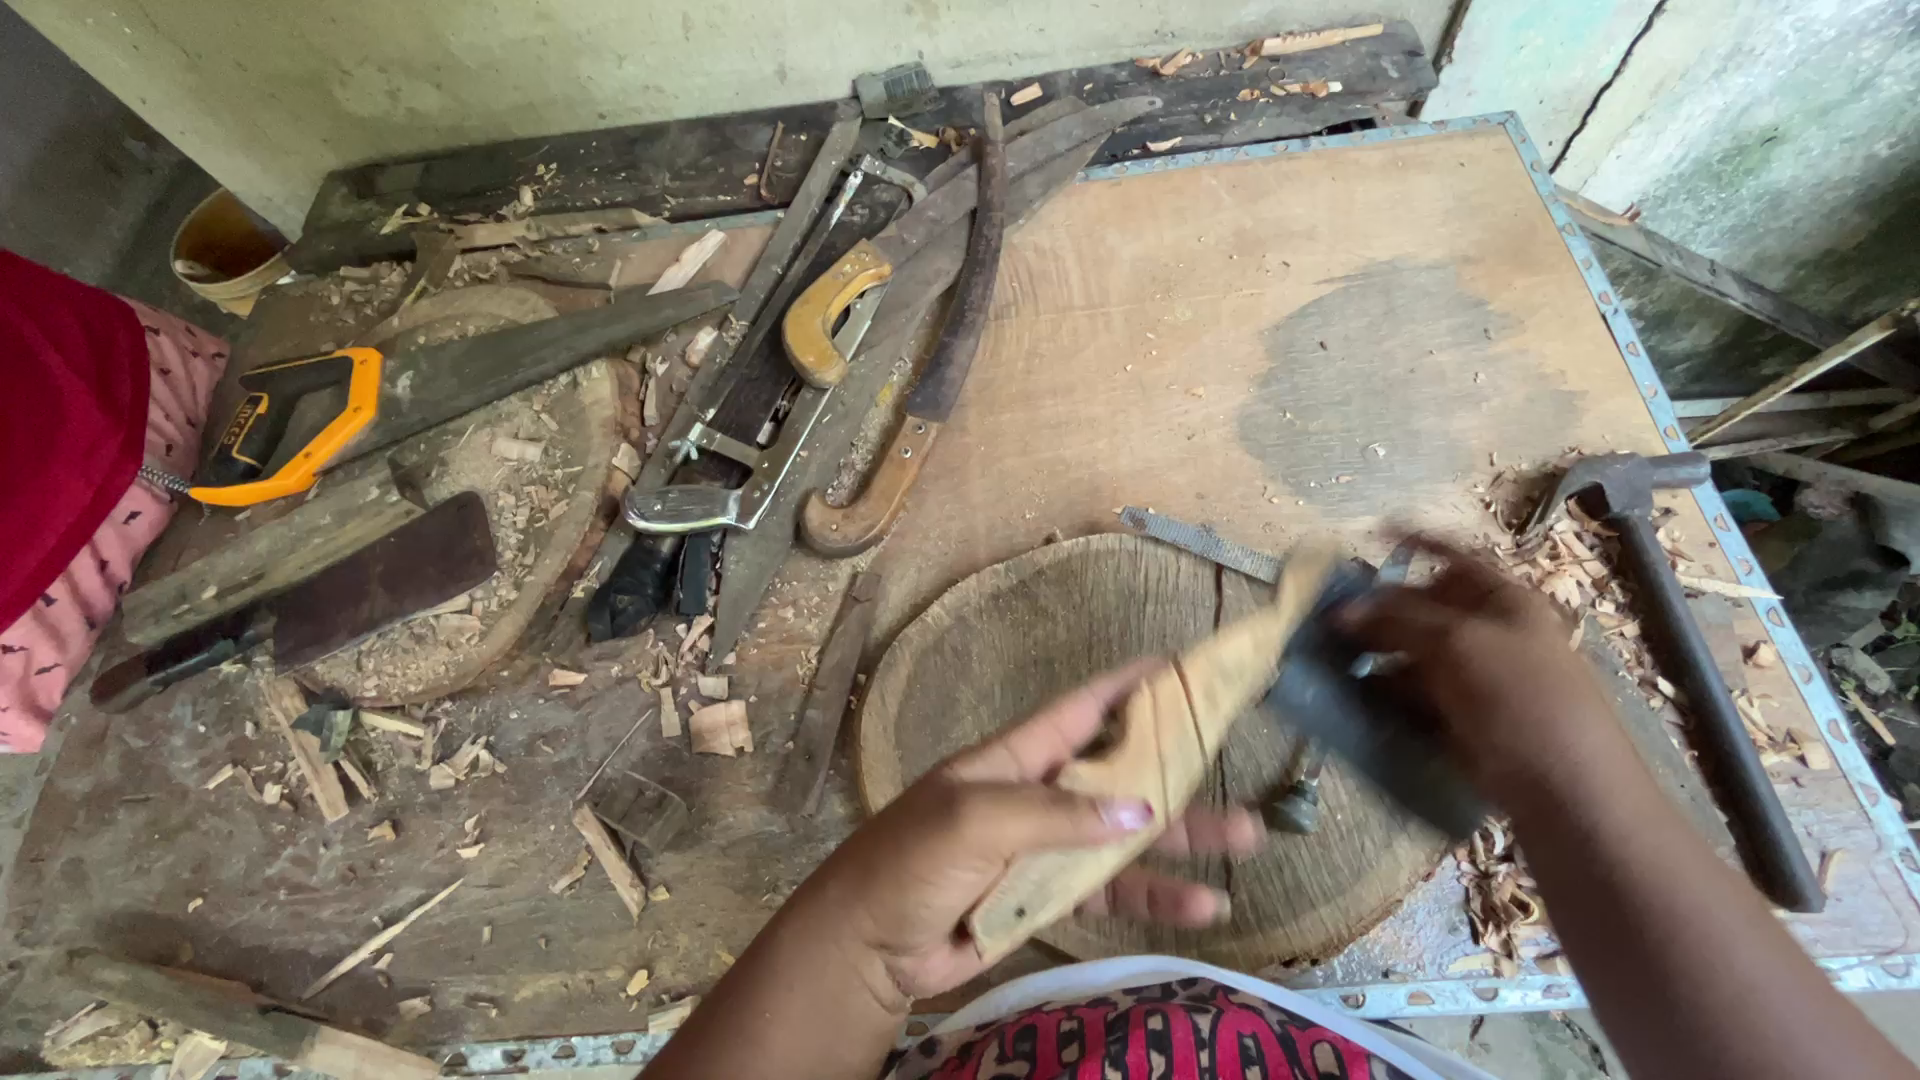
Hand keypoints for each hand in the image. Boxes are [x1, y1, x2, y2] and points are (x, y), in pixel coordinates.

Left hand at [791, 659, 1263, 1008]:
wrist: (868, 944)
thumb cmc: (910, 861)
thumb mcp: (975, 821)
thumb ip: (1055, 814)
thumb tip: (1140, 810)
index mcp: (1015, 757)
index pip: (1080, 709)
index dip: (1127, 686)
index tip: (1179, 667)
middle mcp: (1038, 793)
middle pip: (1118, 771)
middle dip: (1175, 765)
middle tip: (1234, 756)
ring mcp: (1046, 846)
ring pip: (1126, 834)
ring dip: (1182, 835)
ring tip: (1246, 837)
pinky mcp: (1049, 896)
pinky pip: (1111, 889)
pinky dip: (1154, 895)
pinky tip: (1201, 905)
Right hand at [1335, 534, 1642, 809]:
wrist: (1564, 787)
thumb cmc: (1521, 697)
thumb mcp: (1458, 643)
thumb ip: (1395, 619)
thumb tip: (1340, 612)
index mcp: (1503, 601)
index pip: (1454, 557)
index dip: (1416, 543)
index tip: (1372, 536)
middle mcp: (1486, 632)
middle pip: (1421, 606)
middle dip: (1377, 607)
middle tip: (1329, 612)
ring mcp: (1470, 674)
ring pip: (1408, 650)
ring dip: (1372, 650)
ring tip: (1329, 653)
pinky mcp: (1454, 712)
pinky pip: (1408, 690)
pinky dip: (1380, 687)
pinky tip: (1351, 689)